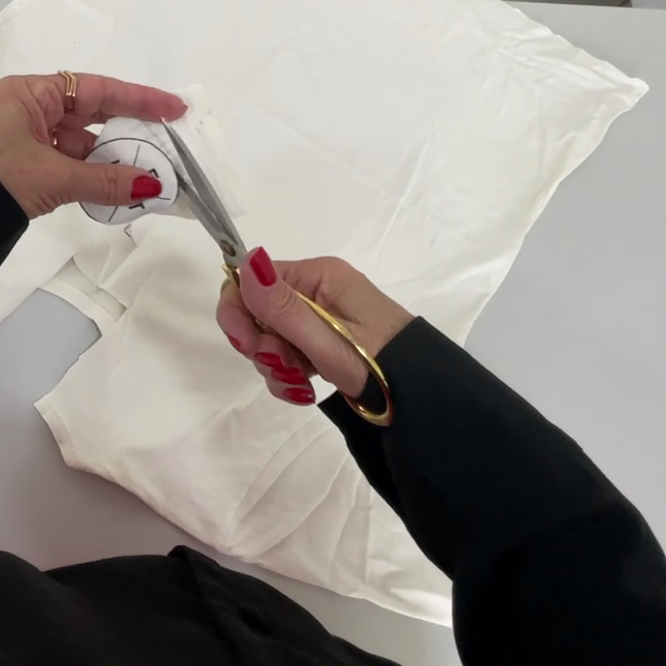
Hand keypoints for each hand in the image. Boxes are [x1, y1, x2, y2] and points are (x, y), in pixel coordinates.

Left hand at [0, 73, 186, 218]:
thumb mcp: (54, 176)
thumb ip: (106, 180)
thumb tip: (153, 186)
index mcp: (30, 94)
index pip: (94, 89)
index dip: (137, 98)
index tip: (173, 109)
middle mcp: (29, 109)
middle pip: (90, 113)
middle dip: (128, 129)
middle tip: (167, 140)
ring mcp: (26, 136)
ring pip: (81, 142)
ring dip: (111, 158)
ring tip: (150, 172)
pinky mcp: (26, 163)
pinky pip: (68, 162)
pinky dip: (93, 173)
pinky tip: (119, 186)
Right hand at [215, 249, 413, 403]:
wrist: (428, 403)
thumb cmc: (381, 366)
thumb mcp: (328, 340)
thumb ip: (282, 307)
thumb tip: (245, 262)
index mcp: (317, 276)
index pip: (251, 278)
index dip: (238, 310)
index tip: (245, 344)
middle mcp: (314, 289)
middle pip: (255, 310)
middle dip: (259, 343)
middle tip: (280, 367)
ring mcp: (316, 316)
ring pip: (266, 336)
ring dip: (273, 363)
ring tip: (300, 382)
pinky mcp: (319, 341)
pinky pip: (283, 353)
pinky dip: (285, 374)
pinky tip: (303, 388)